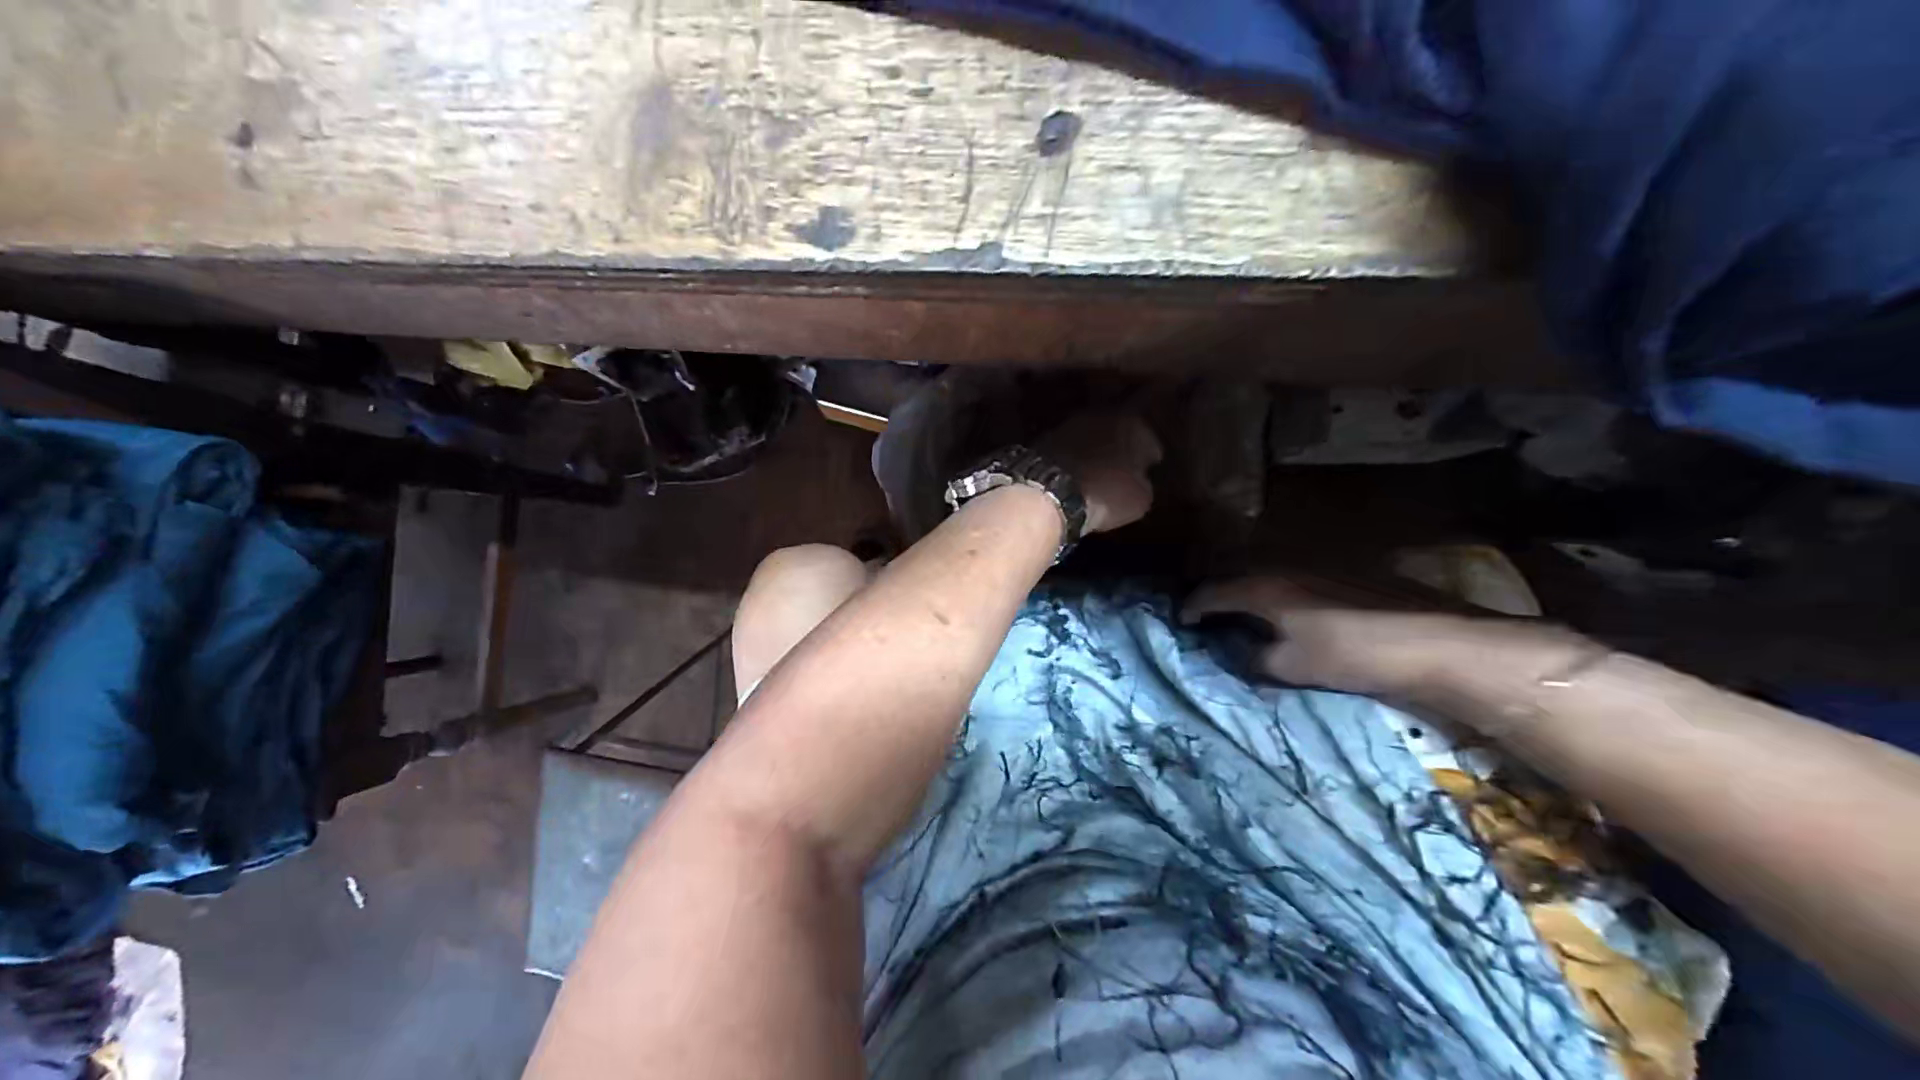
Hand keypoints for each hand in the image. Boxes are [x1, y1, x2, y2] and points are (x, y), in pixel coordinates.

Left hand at [1038, 412, 1161, 533]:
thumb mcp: (1140, 499)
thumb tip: (1139, 480)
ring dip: (1095, 450)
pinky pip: (1069, 448)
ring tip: (1096, 473)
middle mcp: (1103, 414)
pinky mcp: (1046, 437)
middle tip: (1123, 470)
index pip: (1151, 442)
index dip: (1150, 460)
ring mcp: (1072, 423)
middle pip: (1119, 432)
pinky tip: (1073, 474)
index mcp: (1134, 424)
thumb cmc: (1105, 494)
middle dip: (1122, 448)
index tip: (1147, 472)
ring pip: (1092, 436)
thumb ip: (1144, 483)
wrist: (1048, 492)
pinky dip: (1073, 457)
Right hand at [1181, 575, 1596, 709]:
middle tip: (1208, 619)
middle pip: (1236, 577)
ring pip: (1267, 576)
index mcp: (1263, 587)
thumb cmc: (1352, 654)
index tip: (1182, 623)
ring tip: (1245, 617)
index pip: (1211, 592)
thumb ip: (1254, 659)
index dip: (1192, 608)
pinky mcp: (1345, 573)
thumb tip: (1237, 654)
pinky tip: (1290, 614)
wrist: (1437, 641)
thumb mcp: (1292, 666)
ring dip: (1250, 594)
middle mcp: (1283, 567)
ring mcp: (1317, 566)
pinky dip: (1279, 595)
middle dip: (1218, 596)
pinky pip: (1294, 580)